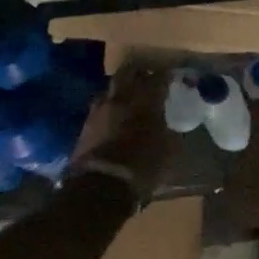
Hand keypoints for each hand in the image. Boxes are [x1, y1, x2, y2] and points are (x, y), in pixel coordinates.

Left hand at [70, 62, 171, 189]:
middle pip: (127, 73)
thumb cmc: (143, 167)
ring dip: (120, 90)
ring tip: (129, 98)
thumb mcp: (169, 150)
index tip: (173, 76)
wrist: (101, 186)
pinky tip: (116, 116)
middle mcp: (120, 99)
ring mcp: (98, 111)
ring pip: (110, 89)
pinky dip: (110, 108)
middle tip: (147, 77)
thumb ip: (170, 130)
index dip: (167, 75)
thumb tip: (170, 124)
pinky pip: (100, 108)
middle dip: (138, 72)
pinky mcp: (85, 126)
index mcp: (145, 101)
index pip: (158, 78)